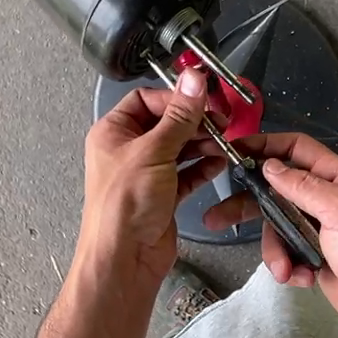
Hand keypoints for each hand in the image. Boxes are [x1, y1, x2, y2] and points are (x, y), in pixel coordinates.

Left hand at [75, 70, 224, 290]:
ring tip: (223, 144)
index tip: (203, 100)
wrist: (125, 258)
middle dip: (194, 123)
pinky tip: (218, 164)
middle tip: (220, 124)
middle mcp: (128, 151)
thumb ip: (179, 116)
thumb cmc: (125, 205)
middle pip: (166, 124)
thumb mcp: (154, 151)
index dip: (175, 98)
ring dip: (202, 144)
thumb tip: (194, 79)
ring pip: (179, 149)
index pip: (147, 100)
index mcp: (114, 132)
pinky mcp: (163, 195)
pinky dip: (202, 168)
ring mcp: (146, 174)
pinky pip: (186, 174)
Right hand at [201, 133, 337, 337]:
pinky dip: (289, 267)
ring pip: (276, 228)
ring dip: (275, 251)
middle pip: (276, 190)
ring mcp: (318, 228)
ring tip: (285, 271)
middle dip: (249, 206)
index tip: (234, 151)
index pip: (297, 149)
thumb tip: (269, 165)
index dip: (265, 146)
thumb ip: (304, 186)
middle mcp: (326, 198)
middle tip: (216, 217)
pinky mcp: (312, 255)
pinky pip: (286, 253)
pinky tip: (303, 279)